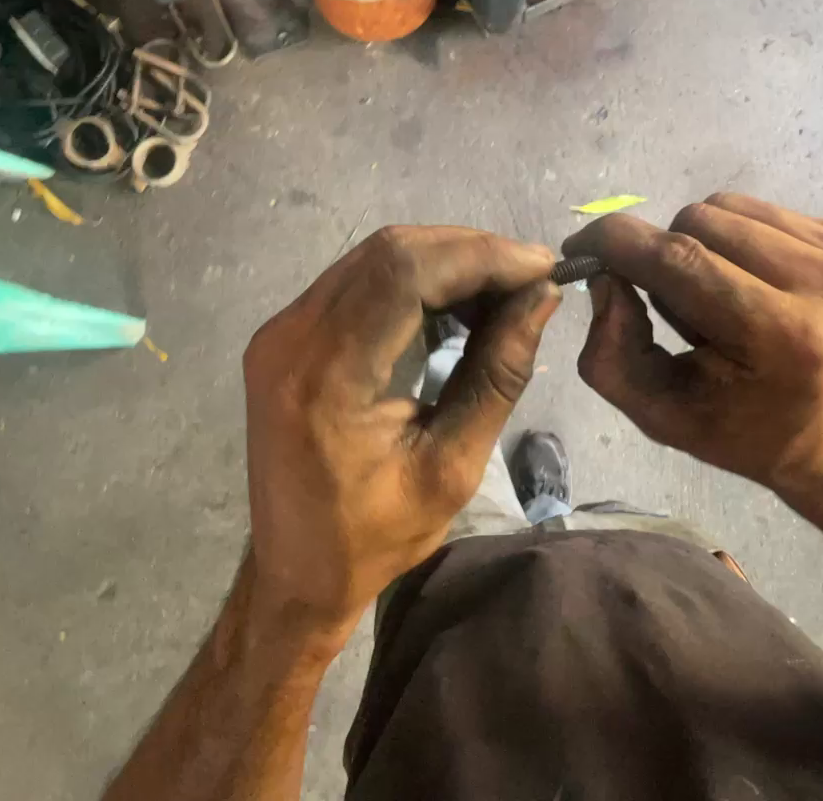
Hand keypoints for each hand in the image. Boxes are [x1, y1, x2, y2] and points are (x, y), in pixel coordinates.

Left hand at [241, 227, 560, 635]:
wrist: (294, 570)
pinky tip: (456, 303)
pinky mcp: (286, 334)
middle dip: (471, 252)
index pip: (406, 273)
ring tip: (503, 290)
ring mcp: (281, 331)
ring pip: (375, 256)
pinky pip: (359, 279)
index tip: (542, 268)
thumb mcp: (453, 468)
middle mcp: (292, 337)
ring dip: (446, 260)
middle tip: (530, 276)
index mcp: (328, 378)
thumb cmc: (376, 537)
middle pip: (390, 252)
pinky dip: (416, 279)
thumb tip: (541, 299)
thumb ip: (498, 376)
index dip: (481, 256)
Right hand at [564, 193, 822, 504]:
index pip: (678, 260)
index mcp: (780, 336)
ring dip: (698, 246)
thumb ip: (611, 352)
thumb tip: (604, 275)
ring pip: (723, 207)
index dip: (614, 243)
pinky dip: (733, 241)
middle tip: (679, 311)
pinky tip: (748, 286)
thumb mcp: (660, 415)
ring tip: (718, 300)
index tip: (580, 248)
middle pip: (695, 224)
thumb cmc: (742, 433)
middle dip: (663, 258)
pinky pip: (757, 210)